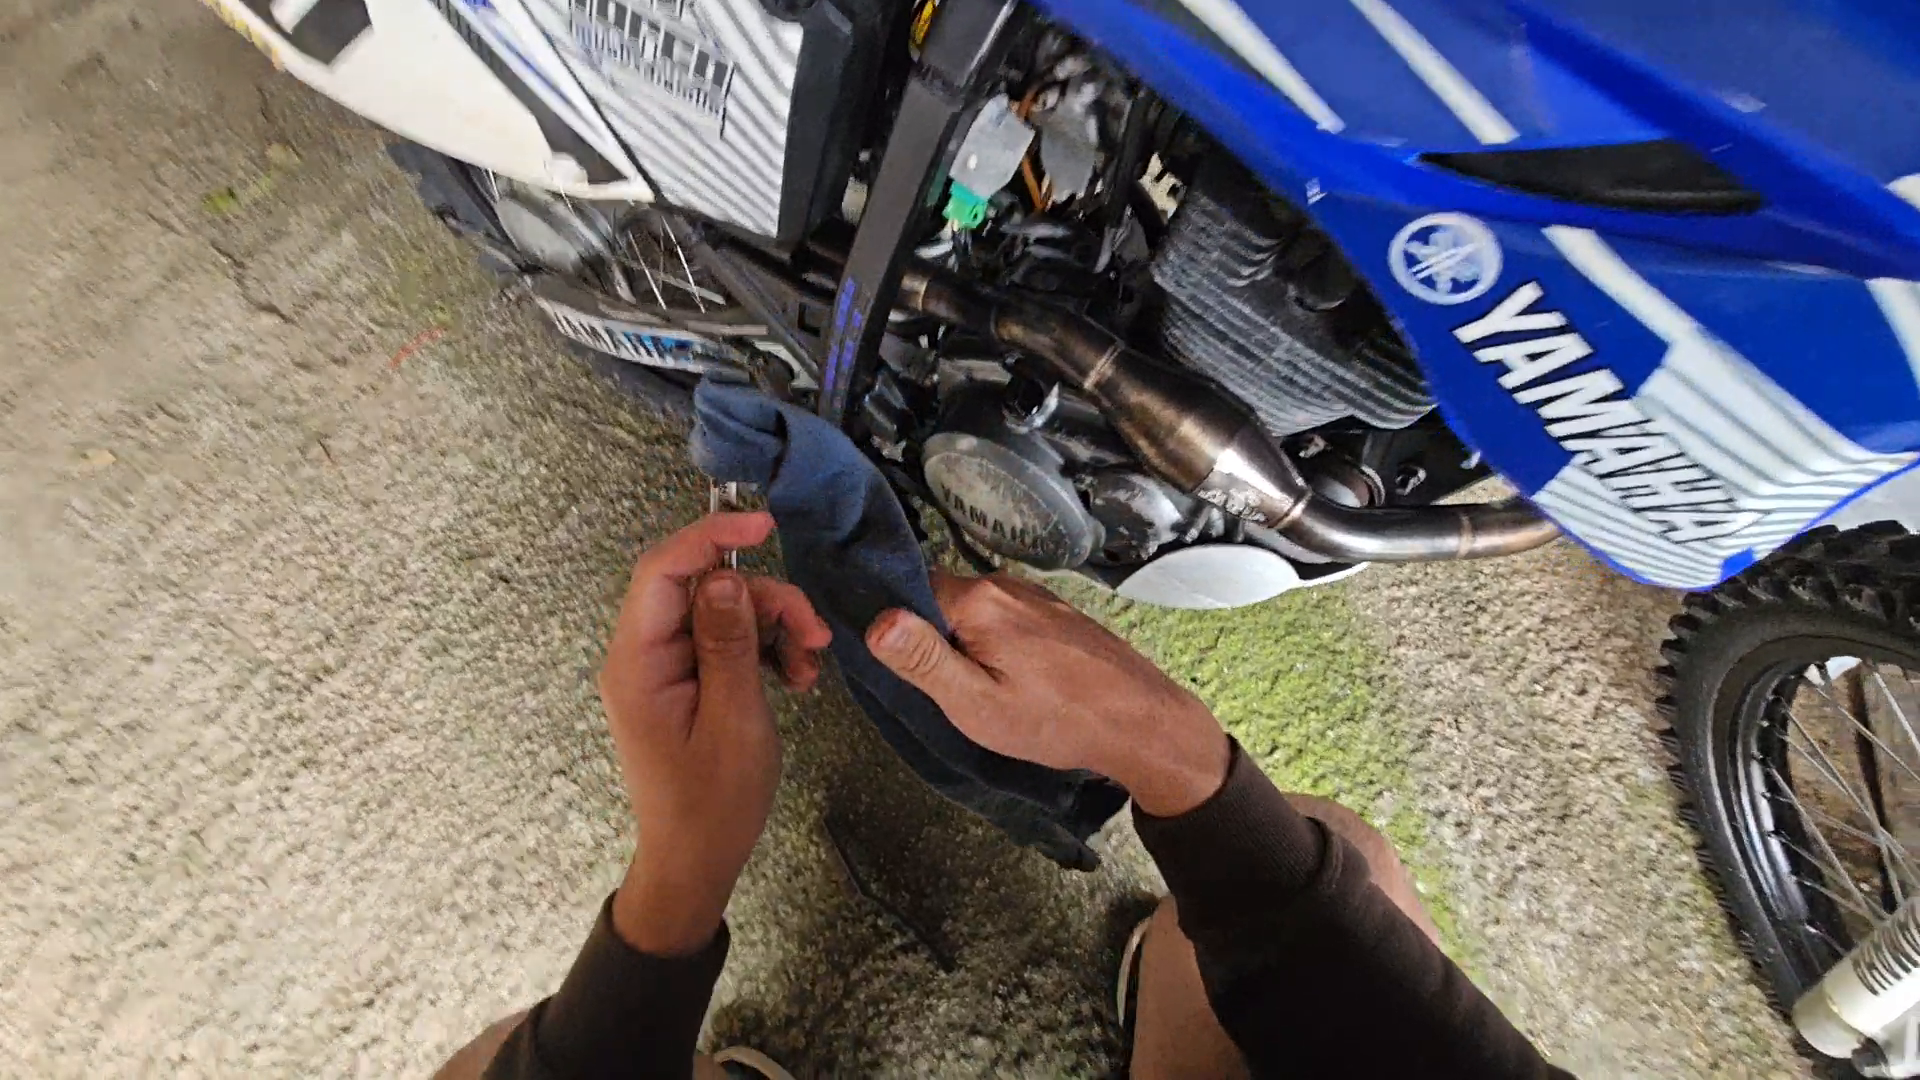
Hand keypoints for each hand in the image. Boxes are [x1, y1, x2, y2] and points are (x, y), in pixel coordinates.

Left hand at [597, 512, 831, 954]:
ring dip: (775, 627)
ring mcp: (668, 666)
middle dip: (766, 600)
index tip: (765, 527)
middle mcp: (646, 653)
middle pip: (705, 589)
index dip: (710, 537)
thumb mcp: (733, 720)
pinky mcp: (690, 678)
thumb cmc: (714, 802)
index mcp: (639, 661)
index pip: (664, 571)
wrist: (698, 861)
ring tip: (810, 666)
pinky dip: (768, 649)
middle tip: (814, 633)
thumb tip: (724, 579)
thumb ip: (728, 644)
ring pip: (726, 611)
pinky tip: (796, 676)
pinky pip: (730, 639)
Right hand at [865, 572, 1229, 817]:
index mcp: (976, 599)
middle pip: (943, 599)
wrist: (1140, 722)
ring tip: (984, 686)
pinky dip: (998, 640)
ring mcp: (1034, 594)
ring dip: (968, 640)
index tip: (905, 666)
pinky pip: (1007, 615)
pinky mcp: (1055, 610)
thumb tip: (876, 619)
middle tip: (947, 688)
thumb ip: (924, 659)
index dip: (900, 628)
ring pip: (976, 609)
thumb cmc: (1052, 719)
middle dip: (936, 638)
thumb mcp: (976, 702)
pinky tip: (1016, 675)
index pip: (910, 592)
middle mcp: (1004, 583)